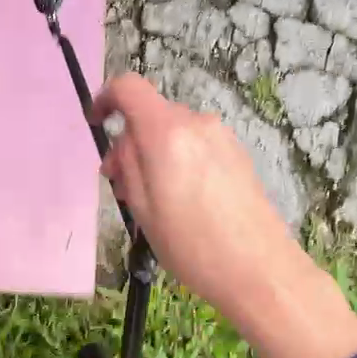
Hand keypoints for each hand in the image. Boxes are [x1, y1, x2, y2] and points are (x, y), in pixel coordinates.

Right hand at [92, 73, 356, 357]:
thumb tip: (125, 141)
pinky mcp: (238, 154)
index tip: (95, 125)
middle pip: (151, 114)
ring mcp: (222, 137)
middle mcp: (196, 123)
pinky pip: (195, 146)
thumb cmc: (192, 245)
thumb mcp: (142, 209)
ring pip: (173, 133)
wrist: (260, 270)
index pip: (128, 87)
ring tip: (151, 203)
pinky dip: (178, 161)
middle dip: (129, 143)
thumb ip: (128, 164)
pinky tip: (182, 203)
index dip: (105, 99)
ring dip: (154, 156)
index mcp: (167, 132)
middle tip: (120, 187)